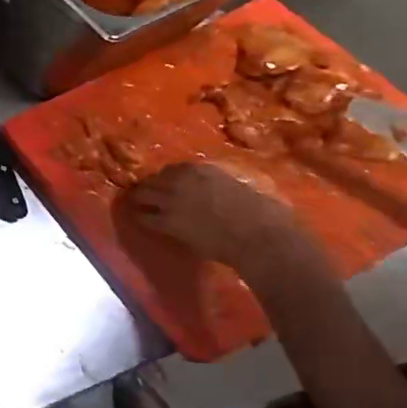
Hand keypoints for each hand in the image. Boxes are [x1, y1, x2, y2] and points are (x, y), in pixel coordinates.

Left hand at [123, 162, 330, 286]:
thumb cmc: (268, 214)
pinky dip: (142, 219)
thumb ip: (230, 180)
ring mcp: (171, 200)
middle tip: (148, 196)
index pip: (174, 169)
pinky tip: (142, 221)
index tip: (169, 185)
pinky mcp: (168, 222)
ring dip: (140, 200)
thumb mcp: (249, 185)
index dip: (169, 178)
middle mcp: (181, 179)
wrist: (263, 239)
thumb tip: (231, 183)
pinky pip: (145, 218)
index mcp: (202, 169)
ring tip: (138, 206)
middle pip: (153, 179)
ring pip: (142, 195)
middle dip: (151, 187)